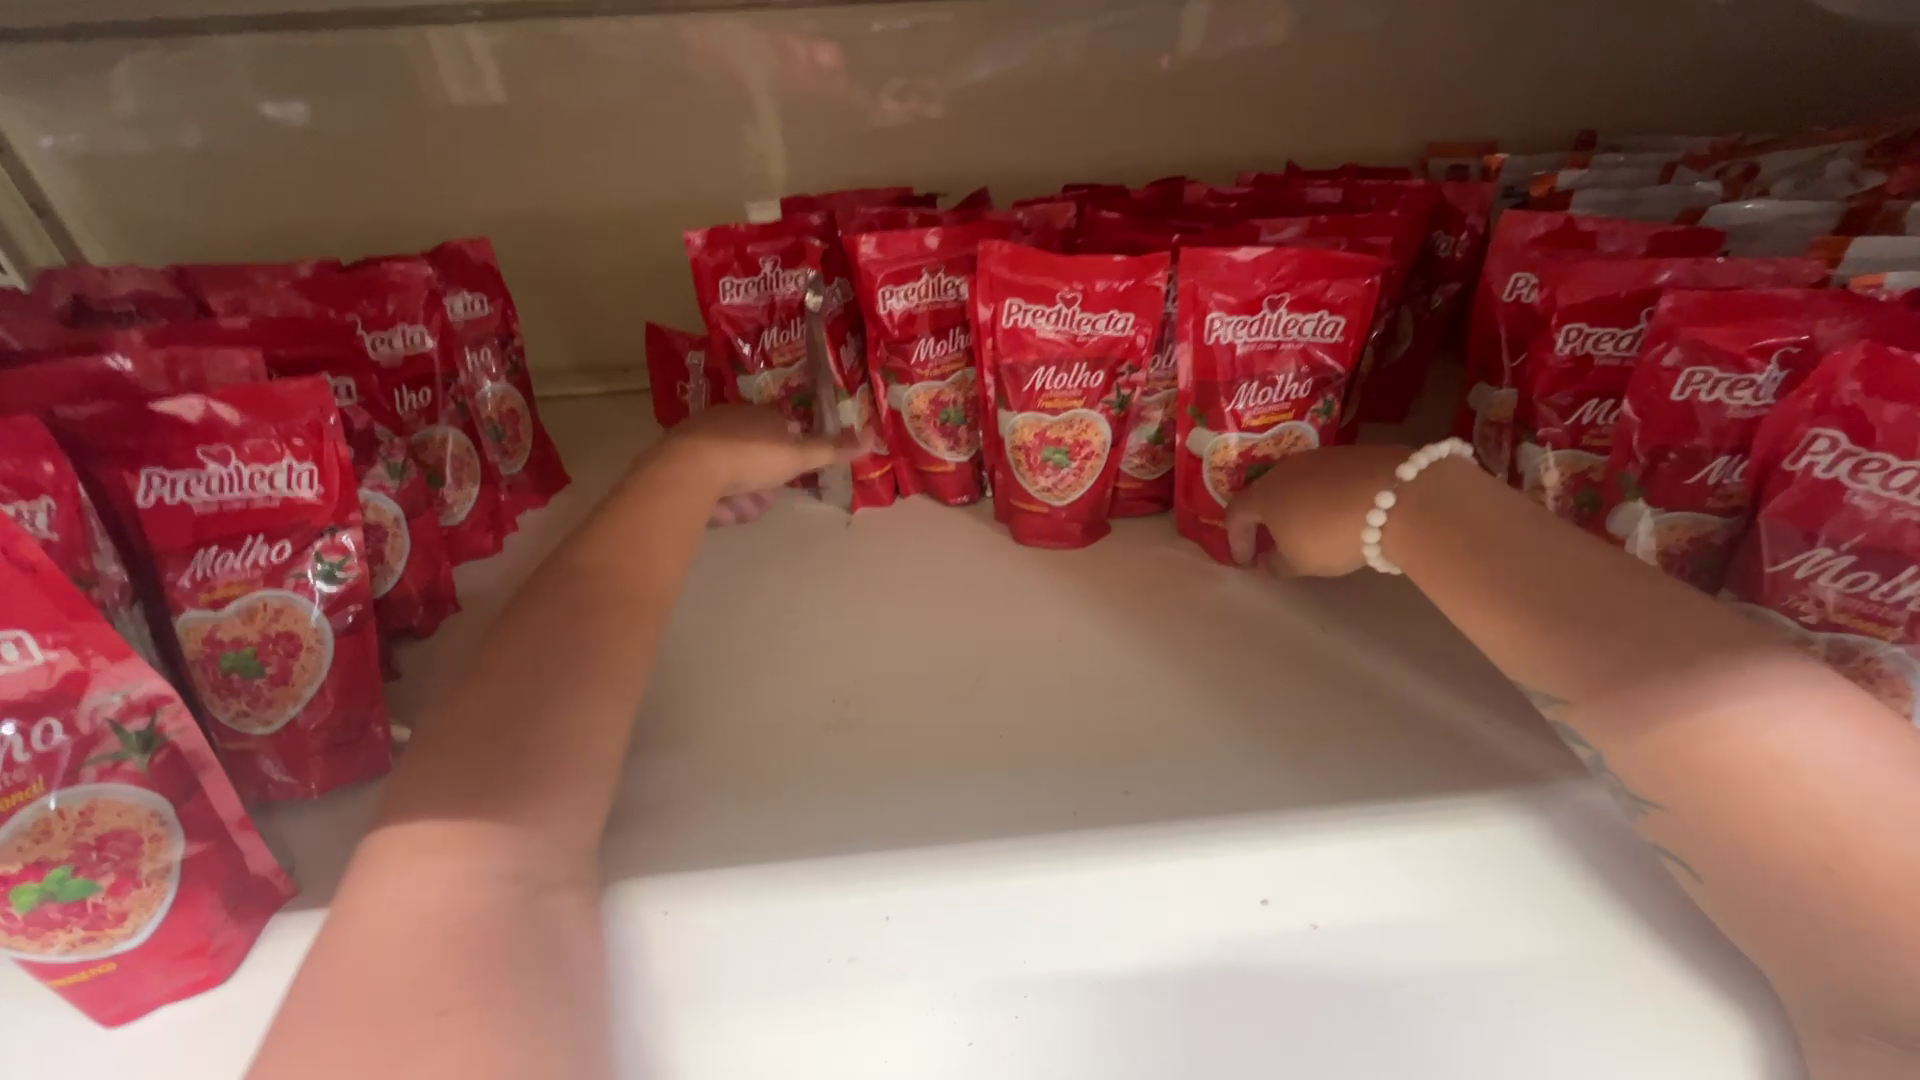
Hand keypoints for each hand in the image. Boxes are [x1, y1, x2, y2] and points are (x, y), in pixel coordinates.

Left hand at [657, 405, 863, 525]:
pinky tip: (715, 509)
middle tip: (760, 497)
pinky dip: (713, 498)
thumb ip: (830, 450)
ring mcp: (699, 438)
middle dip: (760, 478)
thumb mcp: (796, 456)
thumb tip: (870, 436)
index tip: (788, 469)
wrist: (687, 470)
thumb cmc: (749, 457)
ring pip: (729, 471)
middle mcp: (727, 419)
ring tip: (735, 508)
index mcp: (756, 414)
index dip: (787, 449)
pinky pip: (704, 483)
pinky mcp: (676, 459)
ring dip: (737, 494)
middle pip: (754, 452)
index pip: (779, 425)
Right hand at [1224, 444, 1408, 576]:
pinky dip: (1329, 496)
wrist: (1398, 499)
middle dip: (1268, 519)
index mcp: (1263, 495)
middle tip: (1277, 541)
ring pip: (1299, 483)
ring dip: (1299, 505)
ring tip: (1315, 528)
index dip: (1237, 537)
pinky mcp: (1352, 454)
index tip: (1247, 559)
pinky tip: (1346, 513)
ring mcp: (1320, 457)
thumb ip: (1274, 565)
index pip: (1235, 513)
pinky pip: (1330, 478)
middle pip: (1266, 493)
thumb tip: (1262, 563)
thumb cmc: (1332, 535)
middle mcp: (1285, 470)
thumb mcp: (1299, 563)